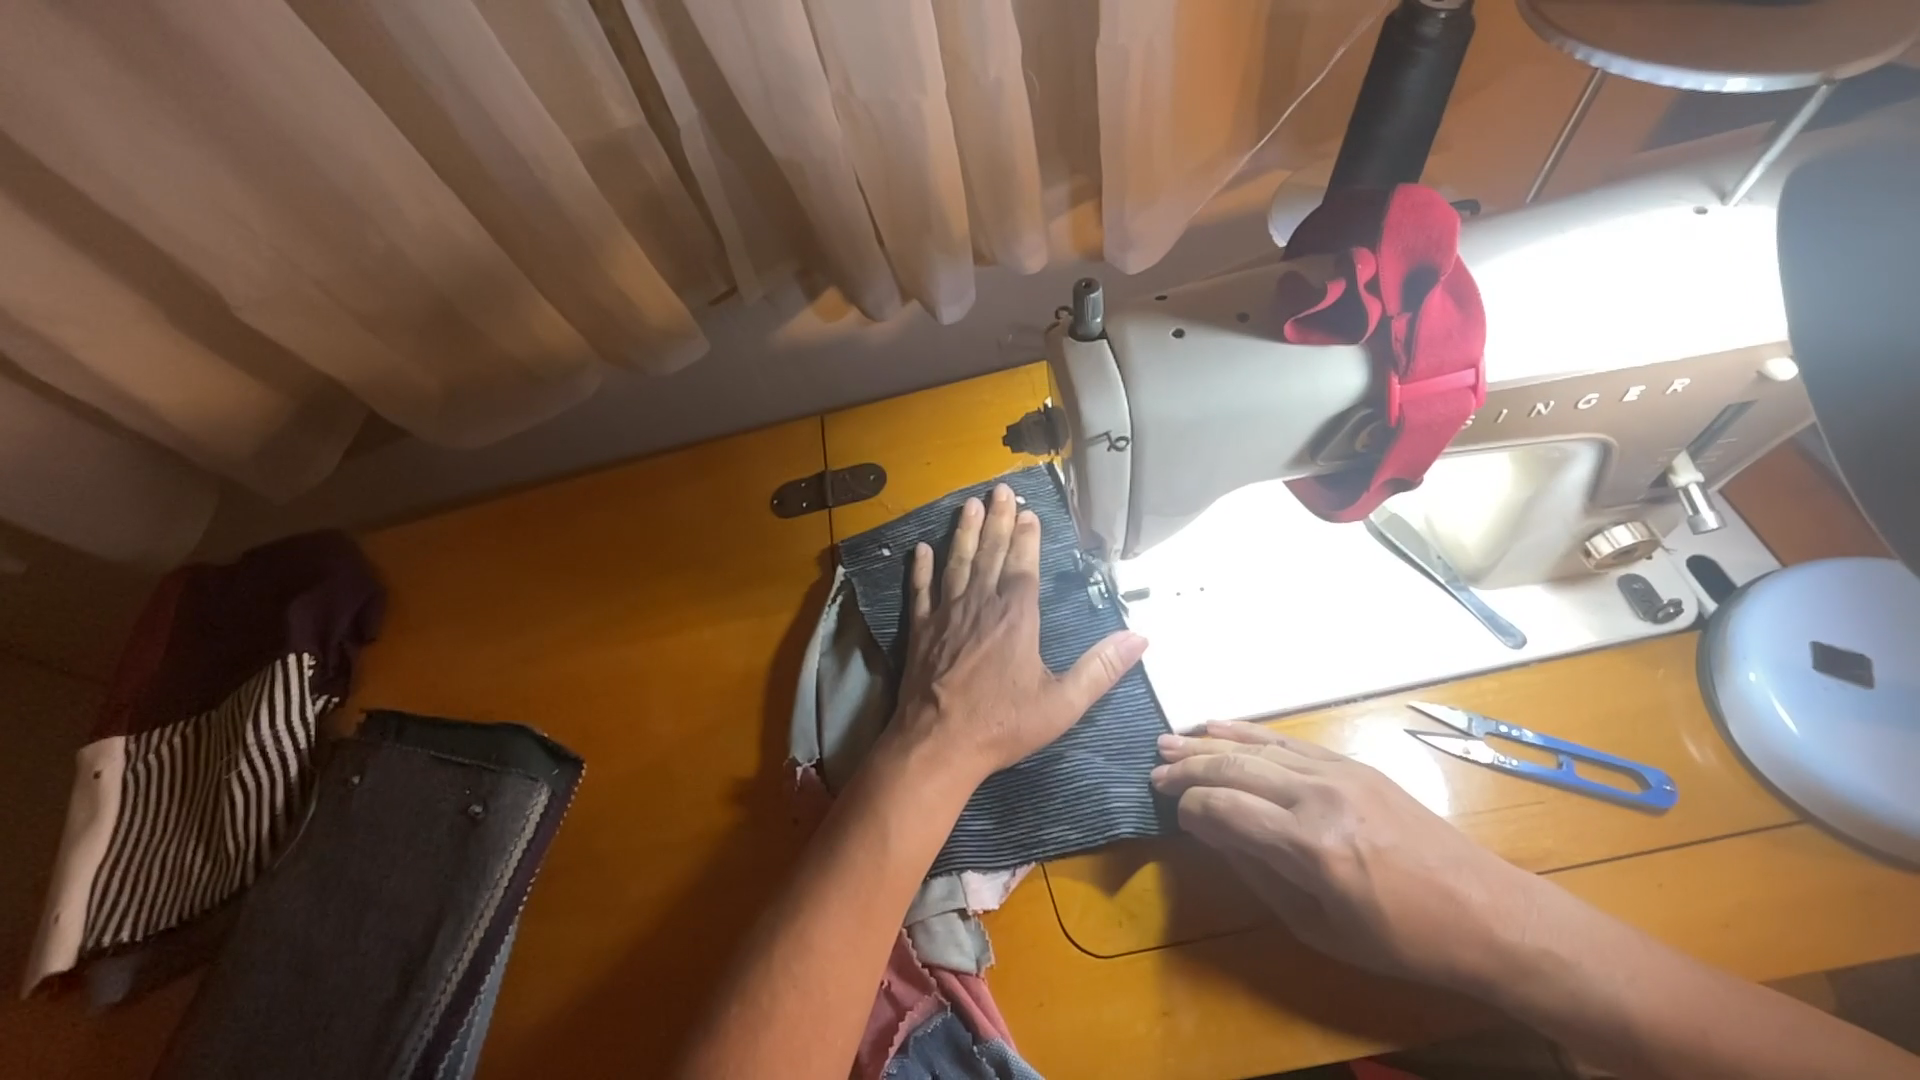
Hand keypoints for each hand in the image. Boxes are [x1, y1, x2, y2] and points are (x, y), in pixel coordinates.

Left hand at [886, 482, 1148, 786]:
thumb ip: (1100, 669)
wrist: (937, 744)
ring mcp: (946, 616)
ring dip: (963, 533)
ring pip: (957, 563)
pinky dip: (921, 569)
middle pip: (990, 554)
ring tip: (968, 504)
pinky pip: (920, 591)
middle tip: (999, 490)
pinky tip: (922, 549)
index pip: (1023, 566)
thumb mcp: (1061, 703)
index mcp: (1016, 618)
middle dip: (997, 520)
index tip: (1028, 511)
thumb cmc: (1002, 725)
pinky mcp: (920, 631)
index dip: (1026, 537)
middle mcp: (980, 606)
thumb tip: (1140, 638)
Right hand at [1151, 720, 1547, 992]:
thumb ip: (1257, 872)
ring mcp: (1339, 774)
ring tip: (1170, 738)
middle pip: (1234, 768)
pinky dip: (1250, 733)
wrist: (1487, 912)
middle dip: (1187, 766)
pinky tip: (1222, 728)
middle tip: (1153, 766)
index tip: (1168, 809)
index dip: (1188, 805)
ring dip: (1210, 742)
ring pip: (1258, 747)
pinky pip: (1289, 742)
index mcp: (1310, 846)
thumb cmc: (1402, 939)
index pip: (1225, 807)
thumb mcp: (1319, 927)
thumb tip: (1211, 830)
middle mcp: (1320, 798)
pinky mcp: (1354, 765)